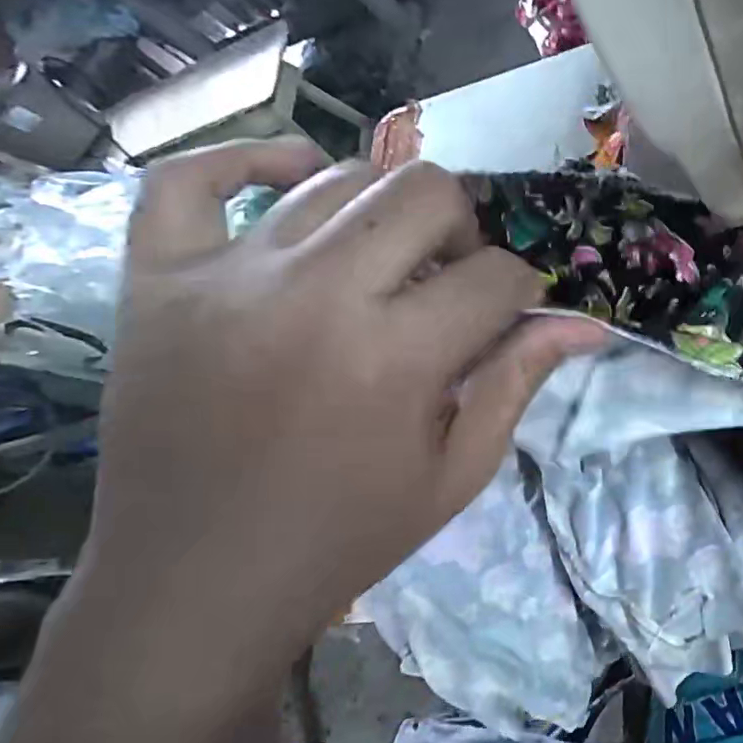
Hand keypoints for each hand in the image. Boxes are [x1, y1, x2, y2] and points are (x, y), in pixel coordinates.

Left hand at [81, 140, 605, 681]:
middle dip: (465, 229)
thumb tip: (586, 324)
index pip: (497, 275)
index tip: (514, 313)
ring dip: (388, 209)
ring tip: (391, 257)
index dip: (524, 289)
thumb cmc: (348, 534)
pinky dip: (249, 159)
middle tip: (454, 278)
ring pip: (336, 177)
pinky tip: (295, 177)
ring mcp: (225, 277)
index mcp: (395, 357)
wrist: (195, 583)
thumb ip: (520, 381)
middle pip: (424, 193)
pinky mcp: (155, 278)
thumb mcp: (459, 471)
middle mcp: (315, 295)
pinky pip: (189, 176)